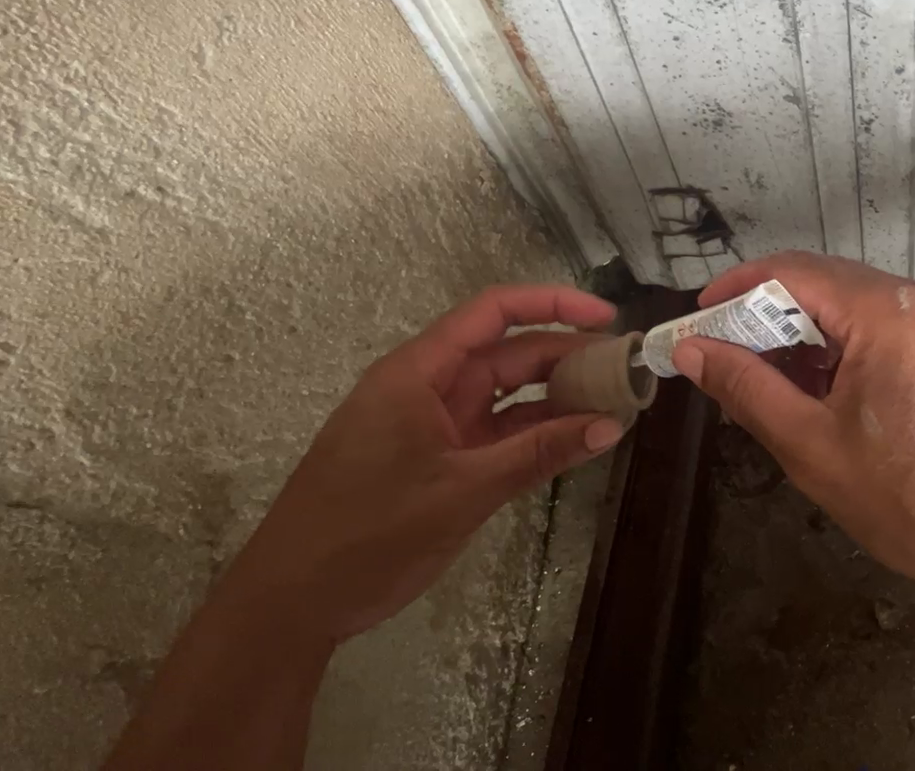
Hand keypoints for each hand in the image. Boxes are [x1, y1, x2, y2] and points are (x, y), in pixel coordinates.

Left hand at [217, 284, 627, 640]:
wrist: (289, 608)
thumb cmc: (367, 535)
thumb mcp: (463, 490)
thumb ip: (540, 452)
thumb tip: (613, 425)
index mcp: (420, 373)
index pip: (494, 313)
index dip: (554, 304)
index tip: (606, 316)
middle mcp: (430, 387)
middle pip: (510, 352)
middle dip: (569, 355)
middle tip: (625, 370)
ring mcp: (436, 424)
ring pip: (510, 393)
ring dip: (559, 396)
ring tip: (615, 402)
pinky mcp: (441, 458)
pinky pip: (501, 430)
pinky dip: (539, 431)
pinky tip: (580, 437)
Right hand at [671, 252, 914, 591]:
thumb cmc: (905, 497)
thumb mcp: (811, 444)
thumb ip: (747, 386)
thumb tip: (693, 349)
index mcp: (884, 309)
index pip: (793, 271)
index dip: (737, 288)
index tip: (697, 319)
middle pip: (824, 282)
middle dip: (766, 312)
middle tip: (721, 352)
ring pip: (854, 305)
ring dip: (804, 332)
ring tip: (761, 374)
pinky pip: (883, 327)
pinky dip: (842, 346)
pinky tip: (817, 385)